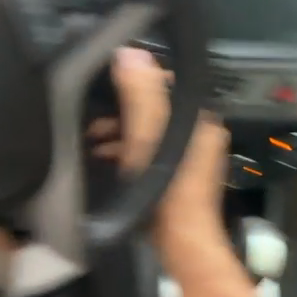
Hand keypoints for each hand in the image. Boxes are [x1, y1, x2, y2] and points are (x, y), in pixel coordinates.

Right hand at [90, 47, 232, 256]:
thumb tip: (129, 53)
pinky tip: (108, 162)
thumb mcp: (149, 135)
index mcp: (202, 121)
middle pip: (157, 112)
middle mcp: (201, 137)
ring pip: (153, 136)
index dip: (136, 83)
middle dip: (123, 115)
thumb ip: (141, 94)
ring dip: (123, 136)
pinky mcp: (180, 182)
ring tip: (94, 143)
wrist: (182, 243)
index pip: (168, 85)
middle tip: (95, 122)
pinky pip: (152, 158)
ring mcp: (192, 162)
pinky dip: (131, 156)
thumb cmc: (167, 189)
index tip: (108, 90)